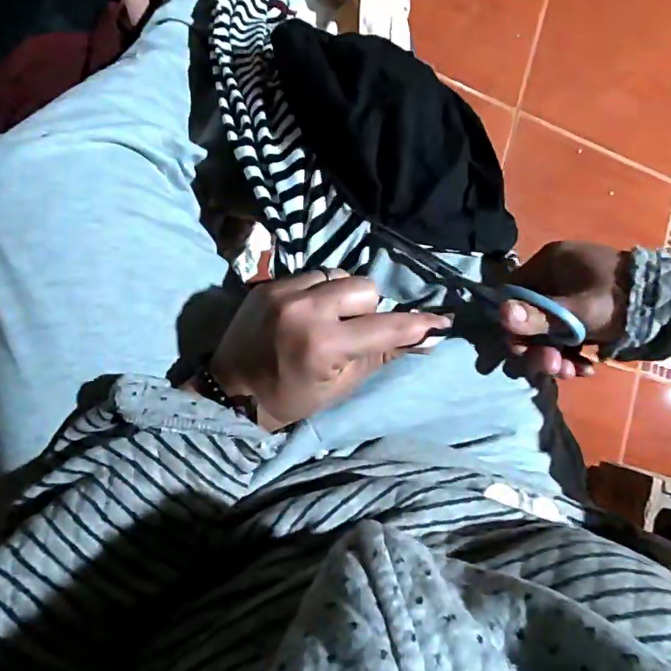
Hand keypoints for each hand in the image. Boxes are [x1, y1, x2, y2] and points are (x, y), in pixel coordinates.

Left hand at [204, 270, 450, 429]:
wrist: (230, 391)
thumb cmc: (292, 397)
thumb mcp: (342, 384)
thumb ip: (383, 354)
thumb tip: (428, 337)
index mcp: (324, 344)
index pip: (385, 326)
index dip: (416, 324)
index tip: (440, 320)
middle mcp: (304, 310)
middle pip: (364, 287)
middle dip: (367, 309)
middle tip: (351, 332)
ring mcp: (282, 292)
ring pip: (339, 274)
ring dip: (342, 295)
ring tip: (327, 319)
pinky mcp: (267, 283)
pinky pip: (311, 274)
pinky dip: (318, 291)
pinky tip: (306, 312)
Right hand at [496, 241, 630, 378]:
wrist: (670, 308)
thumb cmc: (619, 302)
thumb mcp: (576, 312)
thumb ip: (538, 317)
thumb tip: (499, 314)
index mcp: (550, 262)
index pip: (513, 293)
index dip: (513, 324)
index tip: (521, 349)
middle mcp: (557, 275)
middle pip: (531, 316)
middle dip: (538, 347)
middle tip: (551, 367)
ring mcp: (574, 294)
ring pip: (550, 330)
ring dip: (555, 355)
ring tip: (571, 373)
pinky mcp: (588, 313)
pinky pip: (569, 335)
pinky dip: (573, 353)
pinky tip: (587, 368)